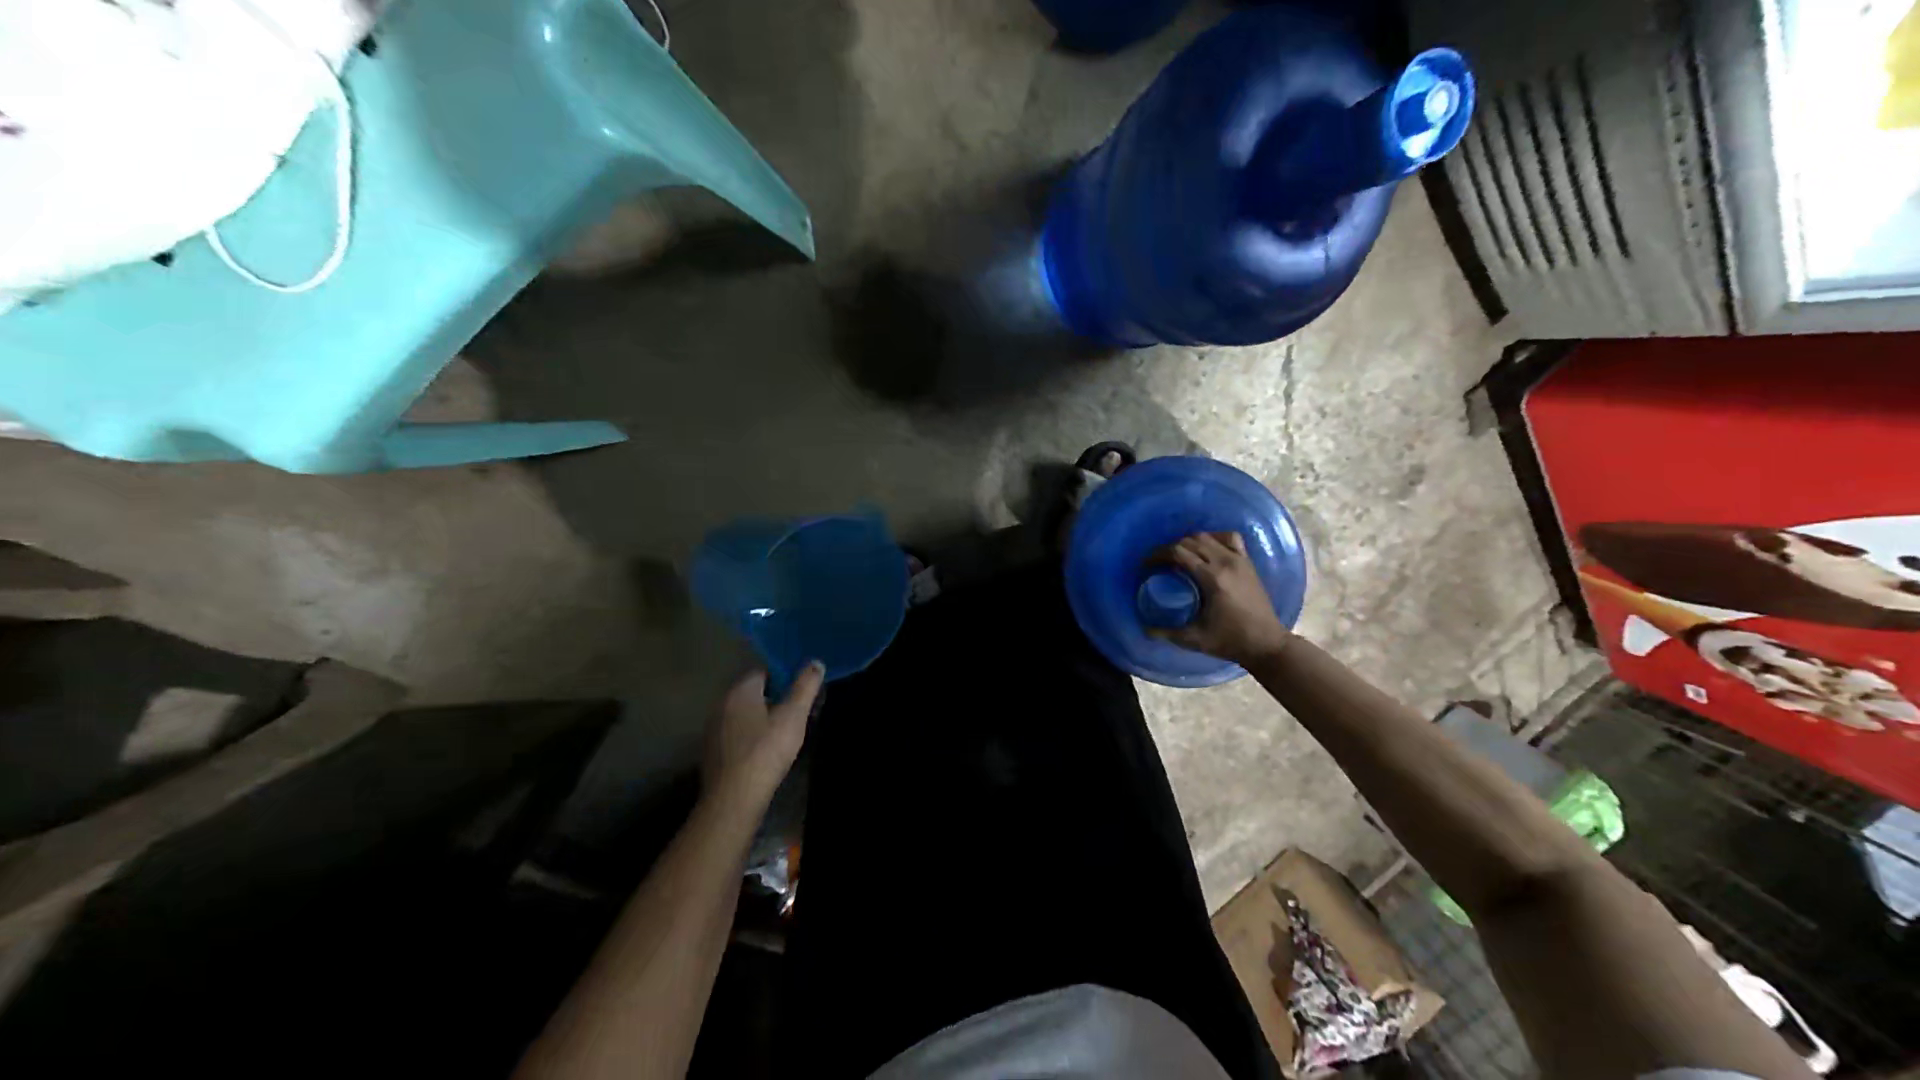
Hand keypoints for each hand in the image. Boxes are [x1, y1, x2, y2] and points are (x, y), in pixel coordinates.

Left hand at [704, 662, 824, 808]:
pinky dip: (750, 737)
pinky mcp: (712, 752)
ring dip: (762, 719)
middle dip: (775, 699)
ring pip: (743, 715)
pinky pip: (736, 735)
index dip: (785, 679)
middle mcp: (721, 704)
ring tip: (784, 734)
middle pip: (753, 693)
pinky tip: (765, 752)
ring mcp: (714, 729)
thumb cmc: (766, 751)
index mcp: (740, 691)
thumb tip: (815, 662)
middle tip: (797, 713)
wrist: (734, 798)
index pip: (763, 672)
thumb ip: (805, 687)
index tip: (801, 692)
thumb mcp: (794, 716)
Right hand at [1154, 532, 1291, 664]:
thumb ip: (1166, 632)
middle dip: (1170, 548)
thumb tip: (1145, 628)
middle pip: (1190, 541)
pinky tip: (1207, 550)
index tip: (1146, 566)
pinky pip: (1229, 538)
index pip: (1178, 552)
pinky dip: (1214, 538)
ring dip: (1189, 542)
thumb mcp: (1194, 639)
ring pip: (1208, 537)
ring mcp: (1239, 560)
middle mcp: (1226, 562)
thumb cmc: (1230, 641)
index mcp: (1212, 578)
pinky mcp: (1248, 563)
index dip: (1157, 555)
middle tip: (1159, 564)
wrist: (1267, 644)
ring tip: (1179, 557)